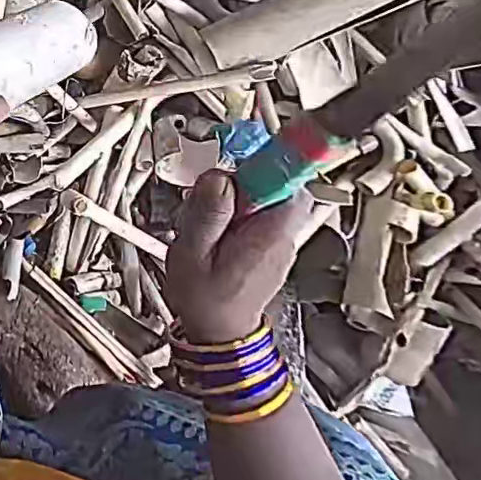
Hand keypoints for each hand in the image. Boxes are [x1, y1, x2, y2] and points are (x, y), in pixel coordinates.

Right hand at [165, 171, 323, 342]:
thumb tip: (218, 177)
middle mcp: (282, 236)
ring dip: (238, 192)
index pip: (287, 184)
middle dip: (247, 174)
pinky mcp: (269, 244)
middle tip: (214, 183)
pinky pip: (259, 212)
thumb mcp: (192, 253)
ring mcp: (279, 240)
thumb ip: (206, 213)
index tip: (247, 145)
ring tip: (207, 213)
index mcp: (268, 236)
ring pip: (267, 196)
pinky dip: (237, 208)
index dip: (266, 160)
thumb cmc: (205, 299)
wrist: (220, 334)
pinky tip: (213, 224)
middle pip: (279, 185)